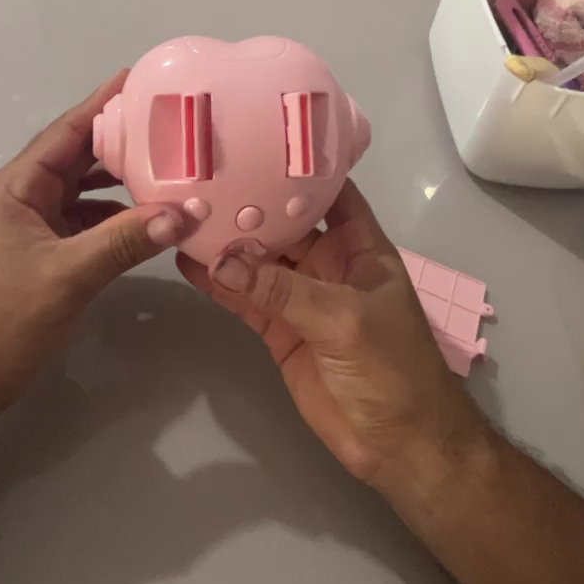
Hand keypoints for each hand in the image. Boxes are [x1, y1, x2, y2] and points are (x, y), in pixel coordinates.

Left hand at [0, 71, 182, 413]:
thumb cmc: (0, 320)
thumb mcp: (68, 276)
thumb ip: (126, 241)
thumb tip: (186, 213)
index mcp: (17, 187)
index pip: (66, 132)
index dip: (102, 104)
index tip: (140, 78)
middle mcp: (22, 197)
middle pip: (76, 156)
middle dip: (120, 139)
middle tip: (169, 122)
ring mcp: (30, 226)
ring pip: (82, 189)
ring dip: (119, 179)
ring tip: (167, 164)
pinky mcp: (40, 252)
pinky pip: (83, 219)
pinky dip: (113, 215)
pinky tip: (145, 218)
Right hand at [176, 180, 483, 491]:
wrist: (398, 445)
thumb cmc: (393, 368)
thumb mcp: (344, 319)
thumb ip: (283, 290)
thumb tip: (224, 261)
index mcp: (358, 245)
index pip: (329, 190)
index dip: (299, 165)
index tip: (257, 138)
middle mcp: (328, 261)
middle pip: (284, 221)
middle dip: (249, 202)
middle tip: (202, 178)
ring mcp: (300, 295)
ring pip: (258, 259)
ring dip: (227, 242)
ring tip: (185, 214)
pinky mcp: (279, 329)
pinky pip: (245, 298)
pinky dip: (219, 284)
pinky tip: (190, 264)